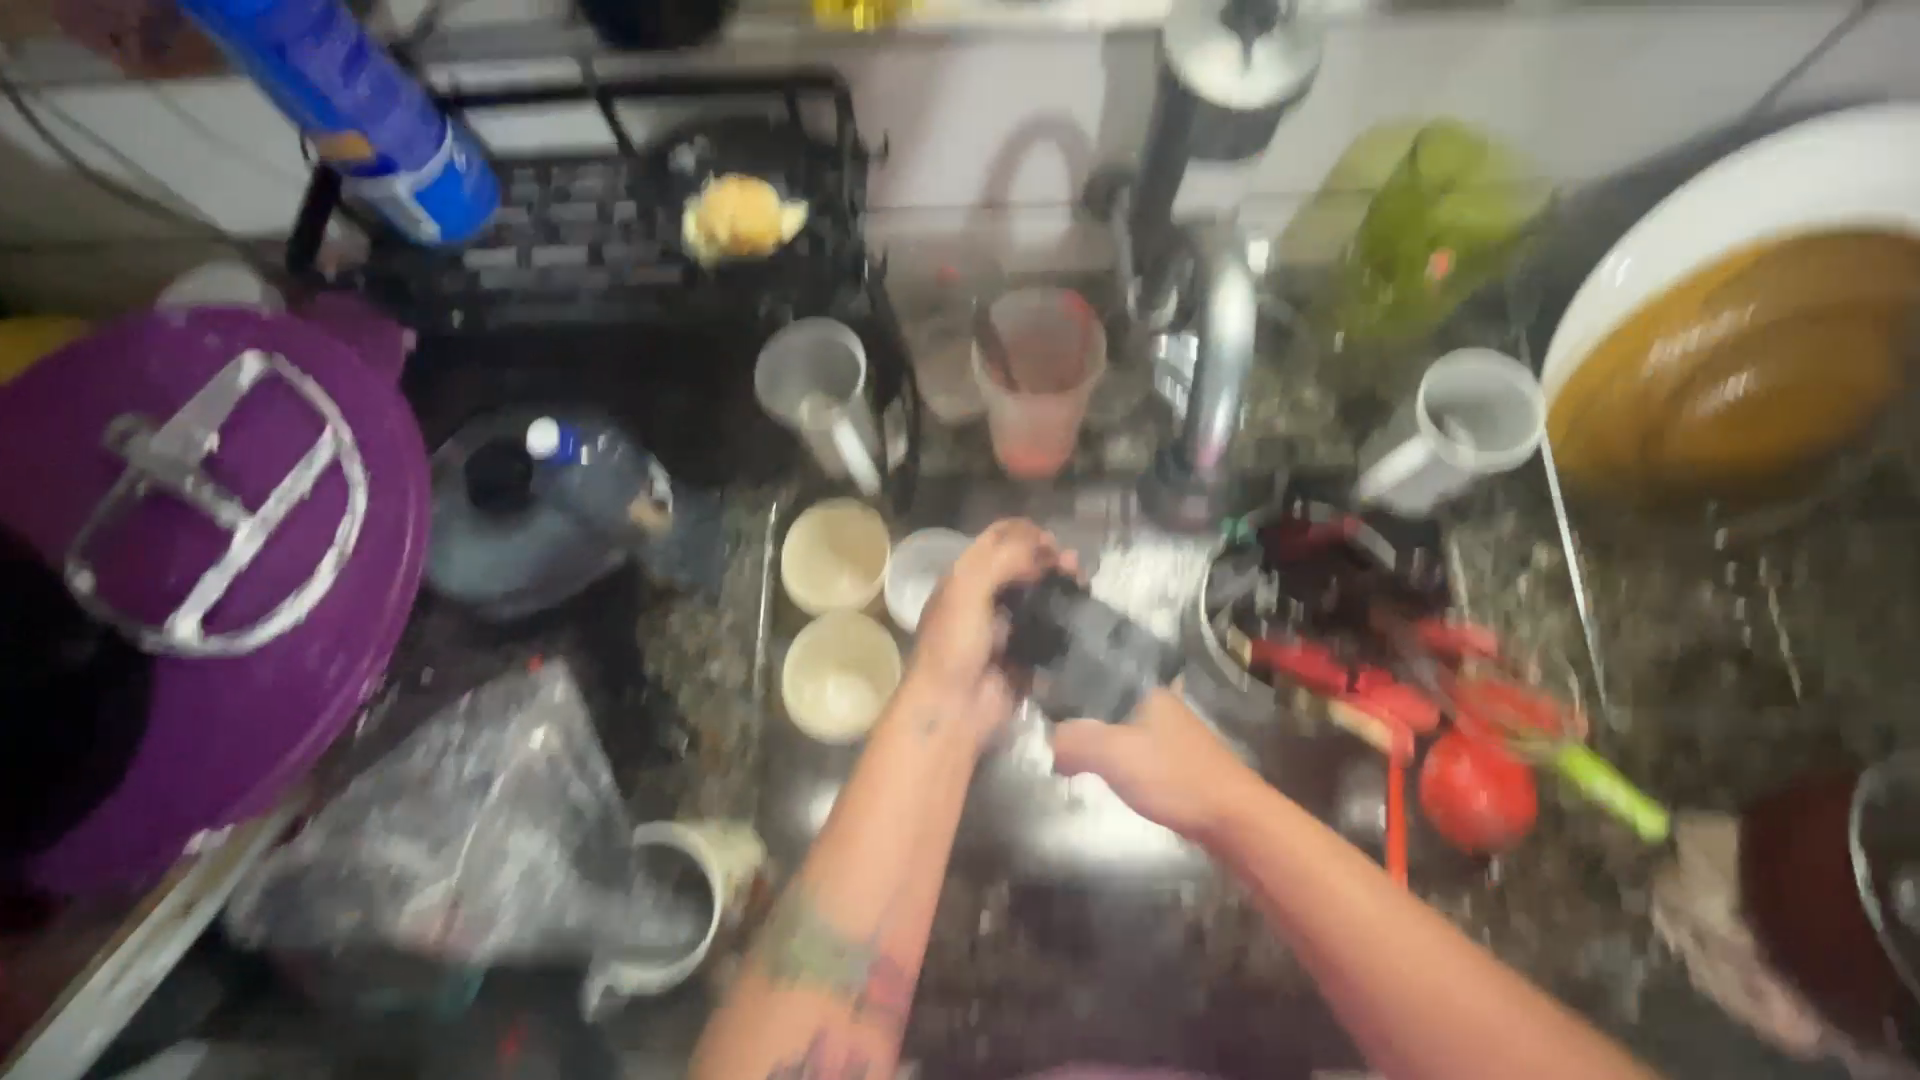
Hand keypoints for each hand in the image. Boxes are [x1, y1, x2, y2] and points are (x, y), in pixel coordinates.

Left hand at [903, 519, 1073, 751]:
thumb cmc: (954, 645)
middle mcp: (984, 597)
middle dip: (1048, 558)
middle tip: (1072, 565)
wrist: (954, 709)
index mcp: (964, 577)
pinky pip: (1049, 630)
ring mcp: (1006, 627)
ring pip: (1039, 596)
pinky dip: (1065, 619)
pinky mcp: (1024, 654)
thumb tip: (1044, 549)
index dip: (1024, 533)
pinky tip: (1081, 614)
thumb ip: (1004, 560)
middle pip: (1022, 565)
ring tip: (1082, 585)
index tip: (1052, 540)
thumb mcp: (968, 590)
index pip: (997, 540)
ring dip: (1060, 586)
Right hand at [1050, 688, 1266, 840]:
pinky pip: (1133, 754)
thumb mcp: (1114, 754)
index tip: (1038, 704)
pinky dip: (1114, 763)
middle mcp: (1160, 705)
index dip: (1066, 690)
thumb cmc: (1174, 777)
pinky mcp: (1175, 763)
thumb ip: (1074, 741)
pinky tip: (1101, 777)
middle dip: (1078, 721)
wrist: (1233, 819)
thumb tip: (1049, 744)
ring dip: (1095, 744)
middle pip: (1106, 705)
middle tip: (1046, 737)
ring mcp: (1170, 735)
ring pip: (1119, 731)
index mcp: (1147, 690)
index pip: (1096, 677)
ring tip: (1066, 758)